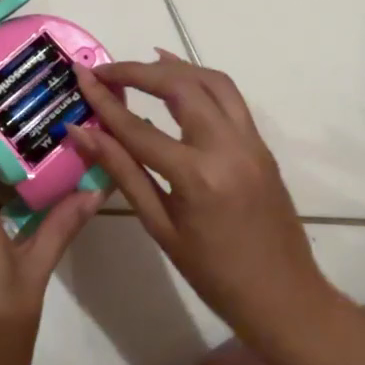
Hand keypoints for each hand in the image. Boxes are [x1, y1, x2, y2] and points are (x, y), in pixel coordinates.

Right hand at [66, 51, 339, 345]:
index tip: (79, 76)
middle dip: (137, 71)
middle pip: (178, 86)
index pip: (137, 126)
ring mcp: (250, 142)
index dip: (104, 100)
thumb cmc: (213, 273)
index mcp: (197, 176)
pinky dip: (199, 80)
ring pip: (211, 81)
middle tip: (104, 71)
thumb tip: (80, 132)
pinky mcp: (261, 144)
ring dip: (172, 67)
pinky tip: (177, 78)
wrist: (285, 299)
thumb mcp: (159, 225)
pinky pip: (229, 97)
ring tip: (139, 66)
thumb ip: (121, 170)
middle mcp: (227, 148)